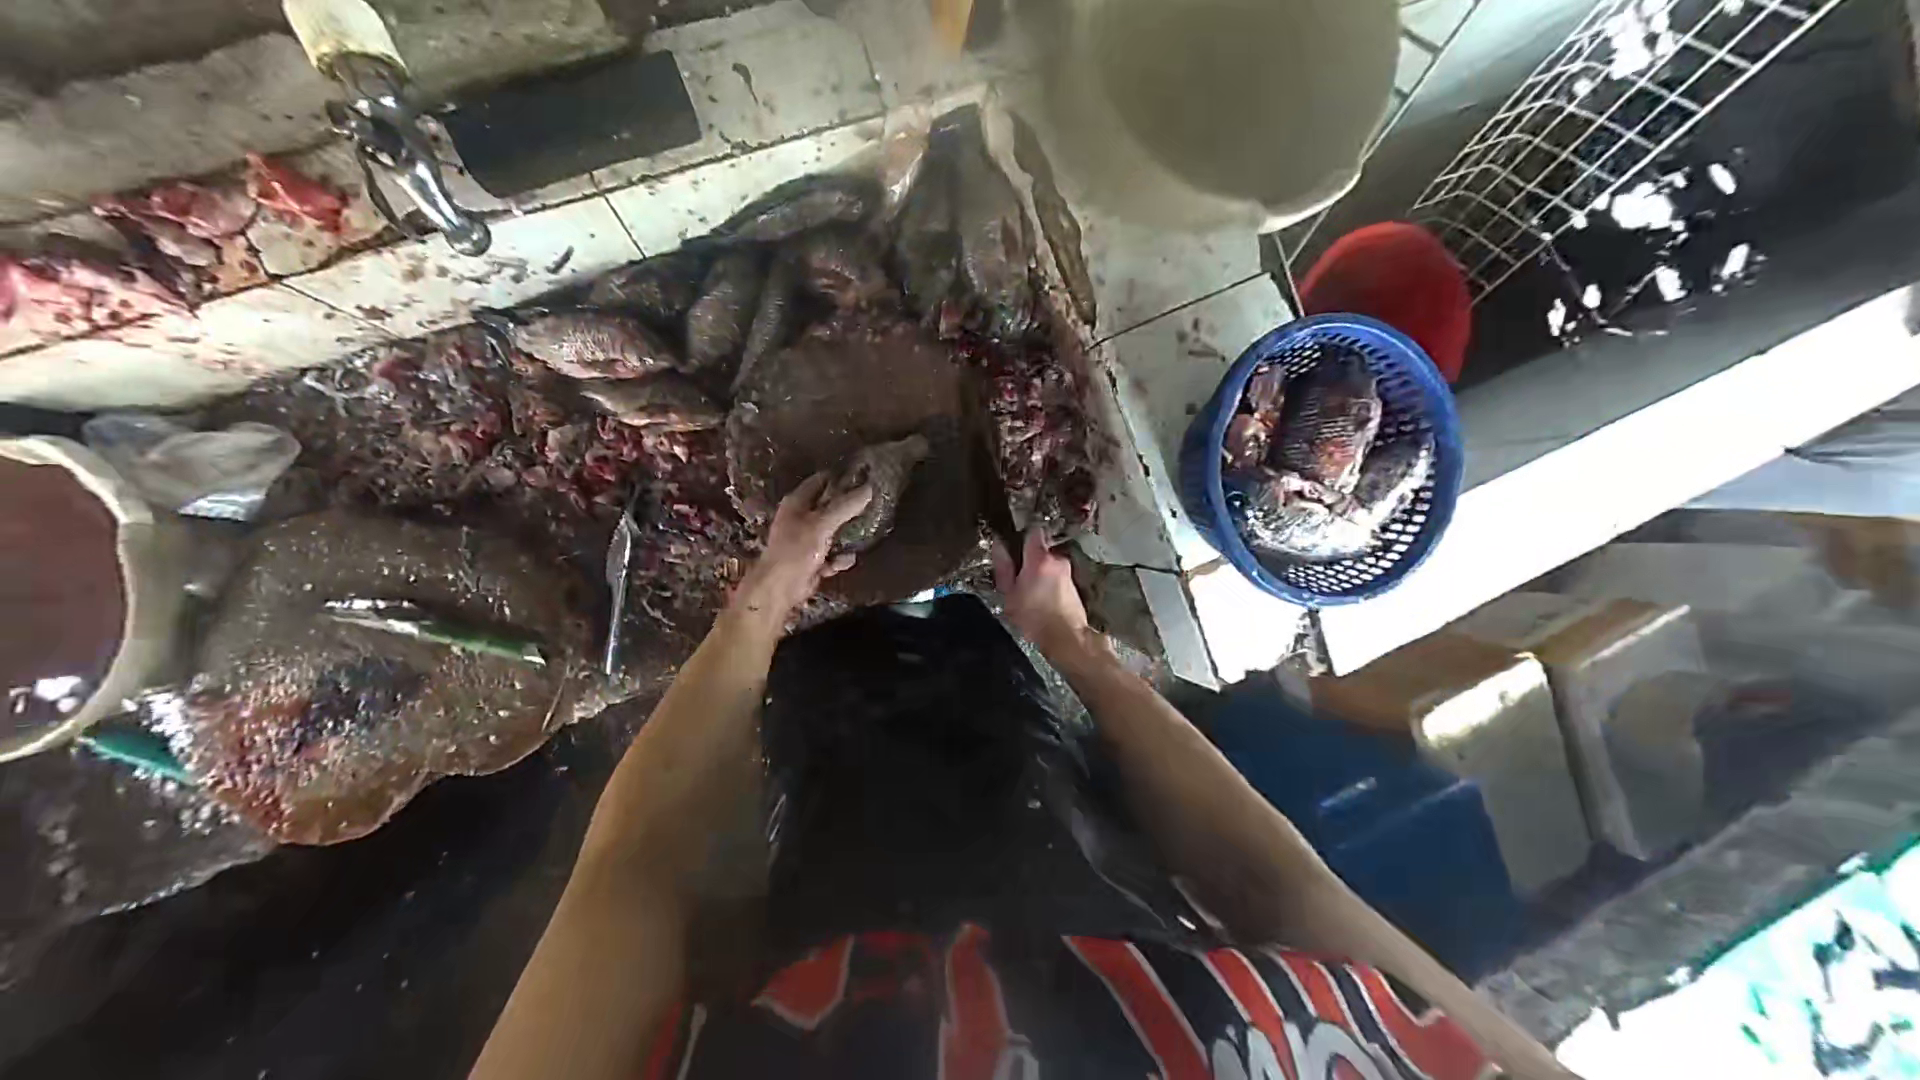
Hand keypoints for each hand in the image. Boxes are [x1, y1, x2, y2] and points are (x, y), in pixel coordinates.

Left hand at [730, 471, 872, 626]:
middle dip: (847, 510)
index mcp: (797, 503)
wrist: (780, 587)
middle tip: (869, 507)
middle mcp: (800, 518)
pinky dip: (838, 558)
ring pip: (833, 532)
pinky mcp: (812, 559)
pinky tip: (842, 562)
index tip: (862, 477)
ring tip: (860, 537)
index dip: (839, 479)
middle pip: (829, 508)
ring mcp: (805, 540)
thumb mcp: (822, 524)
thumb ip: (845, 506)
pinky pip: (832, 554)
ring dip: (846, 538)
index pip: (820, 482)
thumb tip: (868, 489)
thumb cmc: (797, 549)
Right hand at [991, 529, 1092, 657]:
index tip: (1013, 544)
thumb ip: (1003, 566)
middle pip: (1040, 550)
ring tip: (1029, 593)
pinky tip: (1041, 600)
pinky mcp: (1074, 584)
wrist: (1066, 637)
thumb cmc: (1035, 618)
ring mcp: (1068, 572)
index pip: (1033, 531)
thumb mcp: (1009, 593)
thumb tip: (998, 546)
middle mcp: (1057, 560)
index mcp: (1039, 558)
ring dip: (1039, 573)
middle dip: (1029, 560)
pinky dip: (1049, 583)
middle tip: (1017, 578)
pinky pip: (1056, 576)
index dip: (1021, 536)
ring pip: (1048, 564)